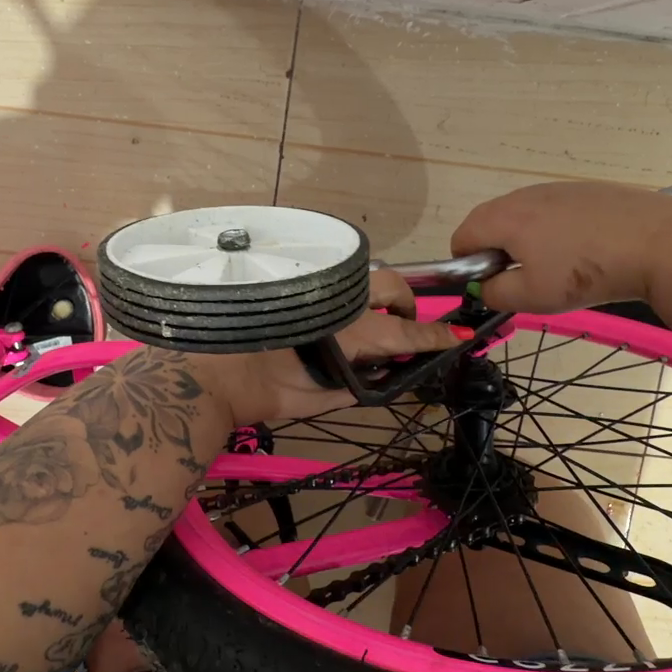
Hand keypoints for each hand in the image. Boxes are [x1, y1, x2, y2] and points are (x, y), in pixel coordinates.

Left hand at [194, 270, 459, 425]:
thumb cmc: (263, 392)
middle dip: (405, 305)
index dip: (437, 335)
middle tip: (401, 325)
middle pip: (393, 289)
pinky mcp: (296, 279)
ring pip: (363, 276)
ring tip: (362, 316)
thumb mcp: (316, 399)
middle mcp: (342, 302)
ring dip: (372, 294)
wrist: (210, 372)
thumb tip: (382, 371)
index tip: (461, 335)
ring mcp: (321, 288)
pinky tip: (330, 306)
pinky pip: (333, 272)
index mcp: (353, 334)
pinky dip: (341, 287)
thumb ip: (356, 385)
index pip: (408, 332)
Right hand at [449, 180, 671, 313]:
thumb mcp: (533, 297)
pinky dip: (556, 229)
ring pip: (522, 215)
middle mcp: (523, 196)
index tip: (494, 283)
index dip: (467, 264)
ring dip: (525, 239)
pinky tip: (586, 250)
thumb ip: (495, 294)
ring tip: (559, 265)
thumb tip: (484, 287)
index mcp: (503, 218)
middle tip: (525, 278)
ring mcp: (556, 189)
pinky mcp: (585, 190)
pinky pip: (553, 210)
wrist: (660, 242)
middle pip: (489, 221)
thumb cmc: (587, 273)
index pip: (461, 236)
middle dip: (495, 250)